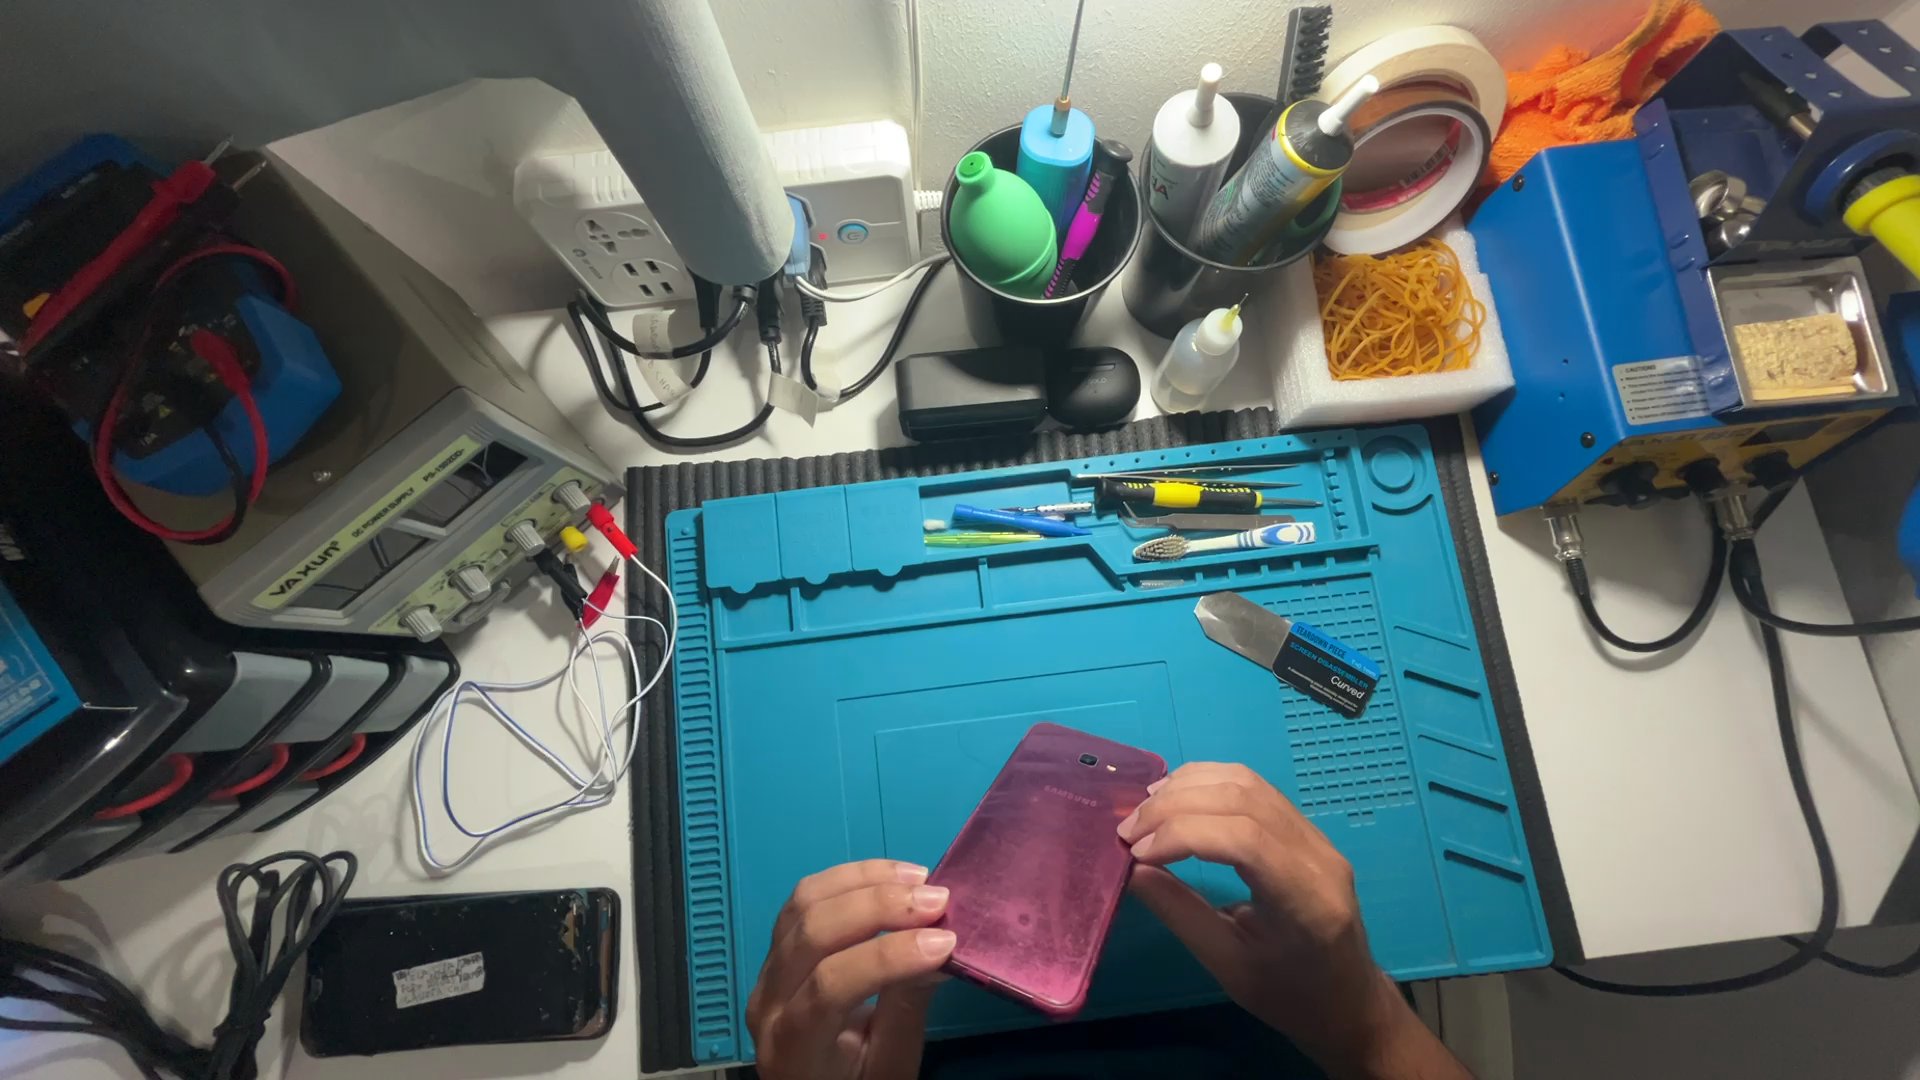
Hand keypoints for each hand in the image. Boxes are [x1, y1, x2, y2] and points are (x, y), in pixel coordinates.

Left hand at [746, 859, 956, 1079]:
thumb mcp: (889, 1067)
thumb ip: (907, 1006)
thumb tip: (942, 946)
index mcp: (790, 1048)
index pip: (830, 986)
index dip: (889, 955)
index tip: (946, 942)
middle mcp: (767, 1001)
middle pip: (814, 932)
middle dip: (881, 906)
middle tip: (937, 900)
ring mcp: (767, 967)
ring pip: (806, 900)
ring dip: (866, 879)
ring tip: (918, 878)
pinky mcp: (778, 943)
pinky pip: (807, 895)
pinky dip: (851, 876)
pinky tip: (890, 876)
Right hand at [1118, 763, 1450, 1076]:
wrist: (1349, 1001)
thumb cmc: (1291, 995)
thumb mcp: (1228, 967)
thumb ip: (1179, 913)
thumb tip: (1131, 869)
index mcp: (1307, 900)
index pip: (1242, 838)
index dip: (1182, 834)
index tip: (1136, 853)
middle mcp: (1316, 854)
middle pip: (1239, 799)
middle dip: (1173, 806)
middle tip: (1128, 830)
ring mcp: (1312, 833)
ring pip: (1243, 781)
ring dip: (1185, 786)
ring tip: (1145, 810)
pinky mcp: (1301, 825)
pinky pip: (1250, 784)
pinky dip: (1204, 782)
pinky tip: (1174, 796)